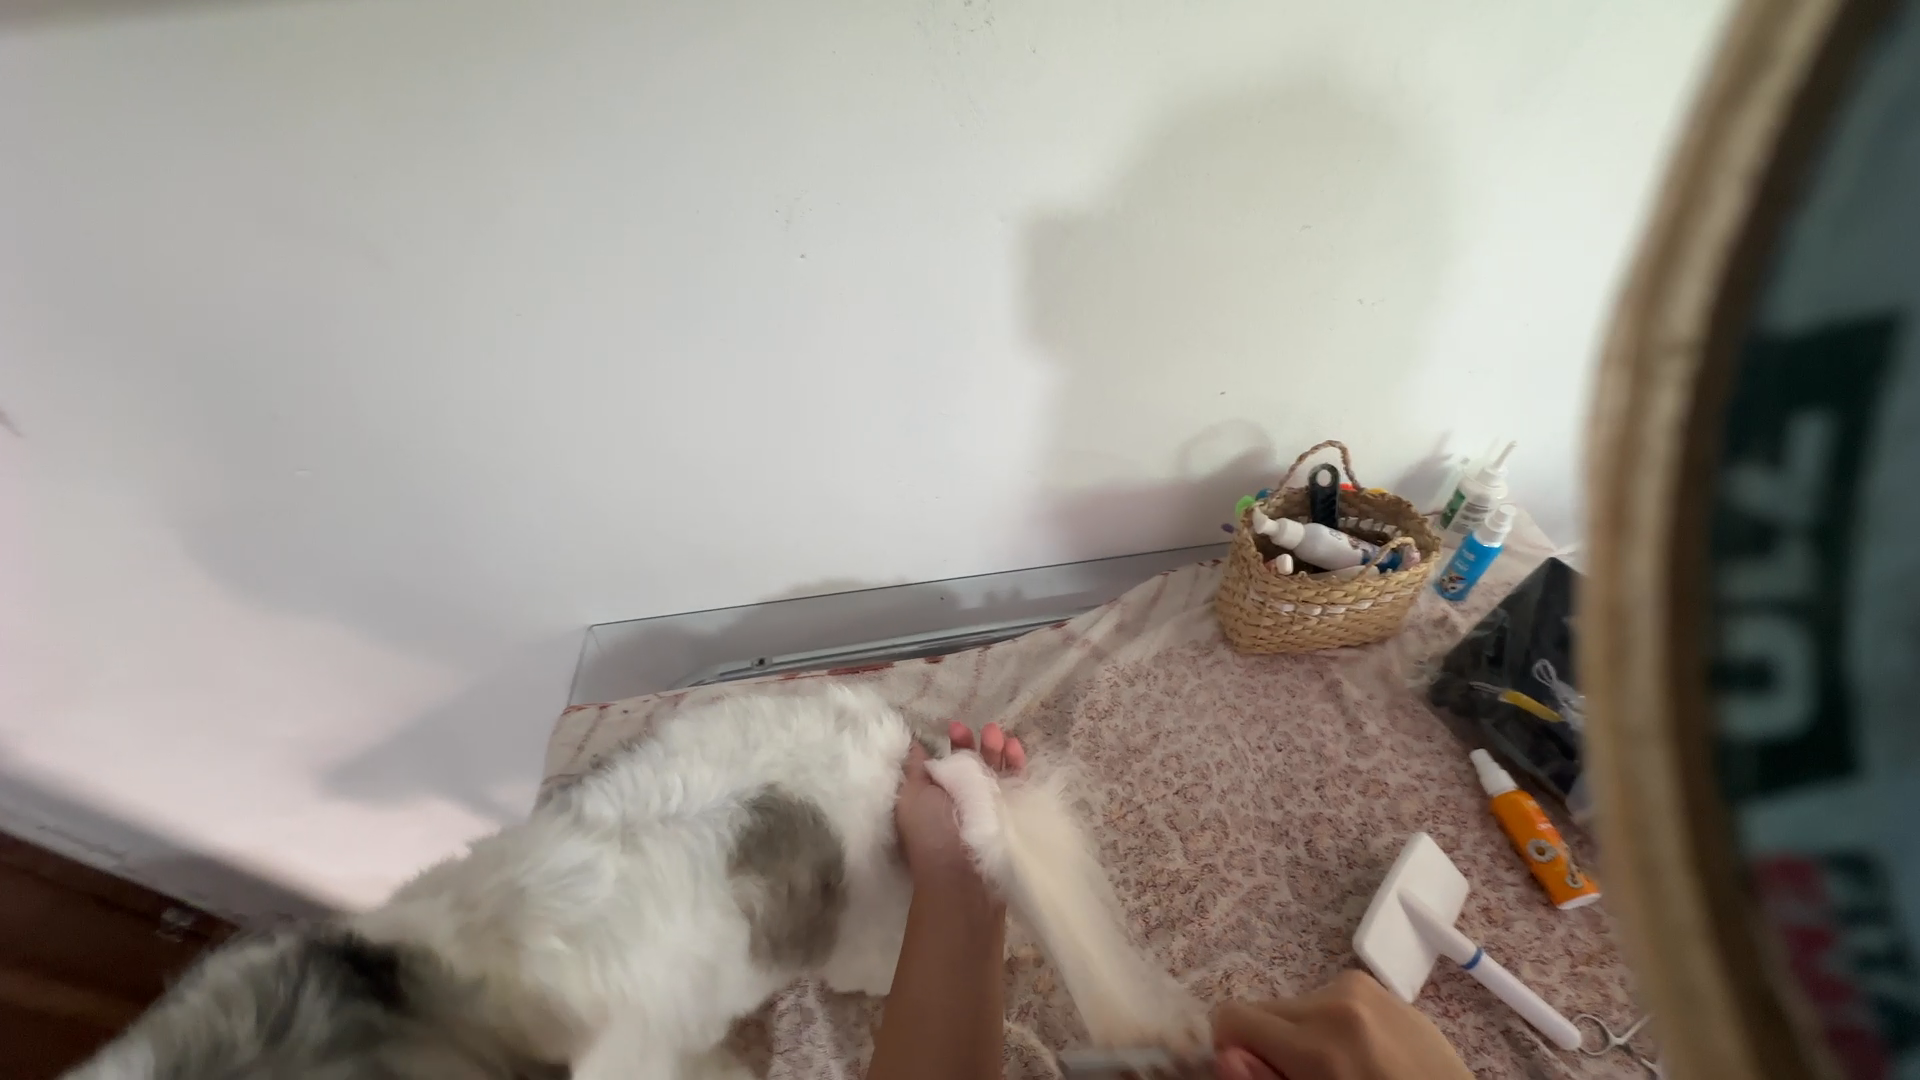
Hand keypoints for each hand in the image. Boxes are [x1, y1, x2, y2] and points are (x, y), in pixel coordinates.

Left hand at [894, 722, 1026, 881]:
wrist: (961, 880)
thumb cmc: (931, 834)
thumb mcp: (911, 796)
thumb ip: (915, 768)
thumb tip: (912, 742)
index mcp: (939, 794)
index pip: (949, 761)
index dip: (954, 742)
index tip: (956, 727)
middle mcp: (964, 799)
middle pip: (975, 762)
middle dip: (979, 742)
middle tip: (985, 729)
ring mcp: (990, 806)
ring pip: (997, 769)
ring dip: (998, 748)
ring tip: (997, 734)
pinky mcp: (1012, 814)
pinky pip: (1017, 783)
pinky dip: (1017, 763)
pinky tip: (1015, 748)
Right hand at [1211, 971, 1472, 1079]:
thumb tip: (1223, 1056)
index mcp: (1321, 1046)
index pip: (1232, 1017)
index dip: (1234, 1052)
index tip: (1262, 1077)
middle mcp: (1338, 1000)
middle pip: (1265, 1011)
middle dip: (1274, 1047)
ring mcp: (1364, 989)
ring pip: (1296, 1006)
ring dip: (1304, 1038)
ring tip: (1345, 1075)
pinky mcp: (1381, 988)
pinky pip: (1330, 1001)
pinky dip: (1333, 1029)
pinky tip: (1366, 1061)